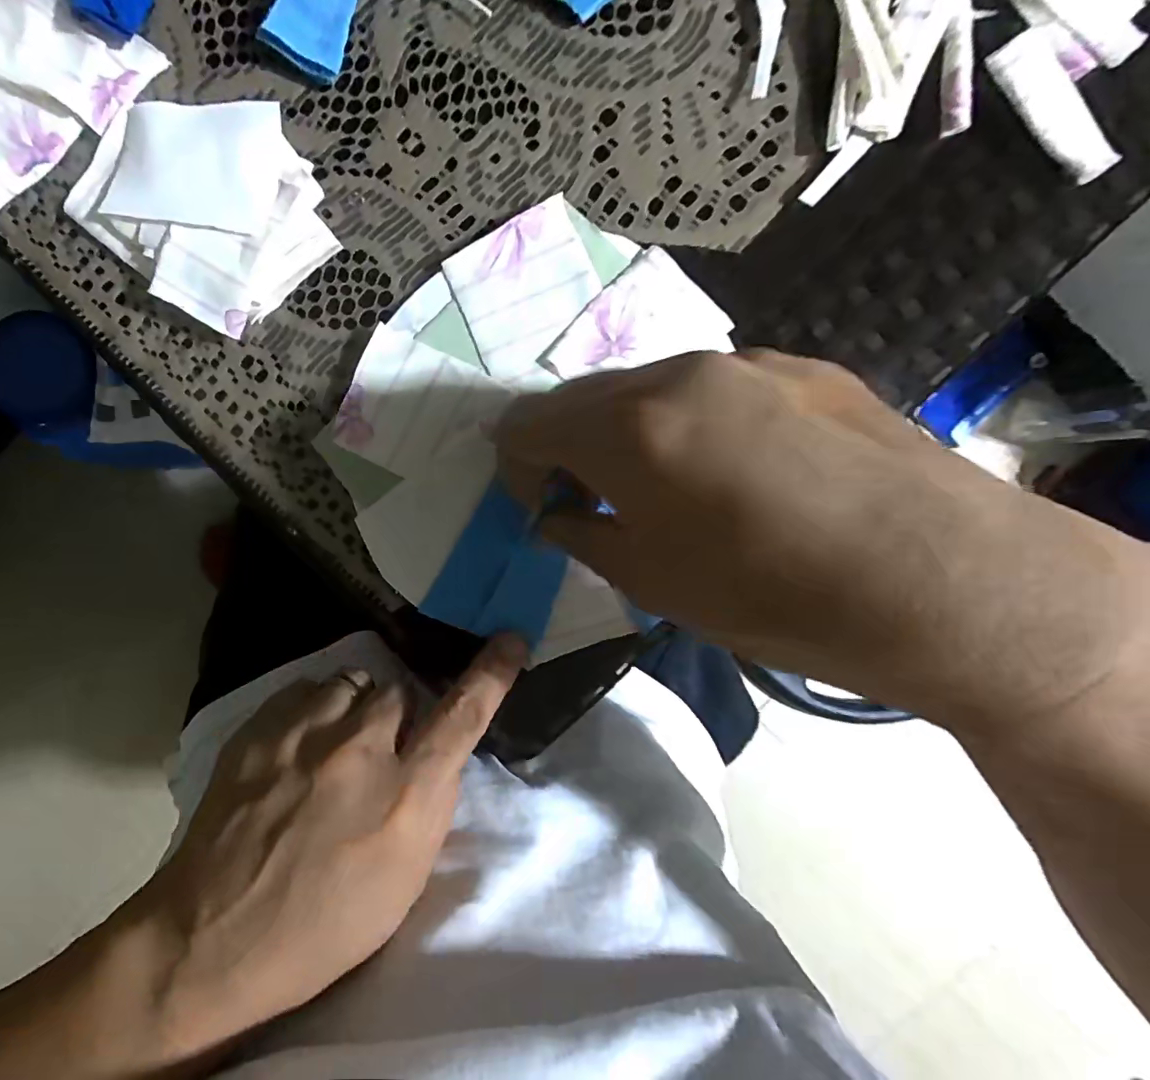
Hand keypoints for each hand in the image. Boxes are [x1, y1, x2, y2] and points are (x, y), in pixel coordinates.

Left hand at [133, 634, 525, 1052]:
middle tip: (375, 749)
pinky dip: (308, 709)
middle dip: (394, 716)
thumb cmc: (322, 928)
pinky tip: (294, 742)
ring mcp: (301, 731)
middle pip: (395, 692)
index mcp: (406, 799)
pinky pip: (299, 692)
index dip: (489, 677)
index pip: (460, 718)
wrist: (220, 926)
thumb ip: (421, 807)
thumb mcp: (400, 881)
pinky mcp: (256, 726)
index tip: (507, 642)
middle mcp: (358, 750)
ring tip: (330, 744)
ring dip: (349, 708)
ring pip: (345, 684)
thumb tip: (426, 760)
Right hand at [493, 348, 1149, 733]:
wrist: (952, 585)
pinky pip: (708, 387)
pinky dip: (683, 420)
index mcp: (625, 428)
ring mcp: (745, 366)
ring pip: (642, 386)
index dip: (514, 468)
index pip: (524, 425)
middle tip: (583, 497)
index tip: (537, 507)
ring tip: (656, 483)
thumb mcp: (641, 577)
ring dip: (621, 430)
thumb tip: (557, 514)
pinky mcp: (804, 370)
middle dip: (562, 445)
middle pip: (578, 397)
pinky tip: (725, 468)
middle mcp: (676, 378)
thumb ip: (579, 531)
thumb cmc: (766, 592)